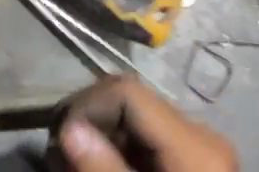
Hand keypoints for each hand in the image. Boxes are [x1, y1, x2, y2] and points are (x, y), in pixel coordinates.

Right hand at [54, 75, 239, 171]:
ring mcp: (201, 150)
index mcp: (195, 145)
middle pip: (131, 101)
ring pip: (135, 120)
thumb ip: (103, 171)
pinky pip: (148, 141)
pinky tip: (99, 170)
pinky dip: (118, 151)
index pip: (127, 94)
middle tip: (56, 156)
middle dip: (88, 120)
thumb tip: (68, 129)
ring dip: (99, 136)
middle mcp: (202, 136)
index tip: (59, 142)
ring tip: (70, 165)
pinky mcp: (195, 165)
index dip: (86, 107)